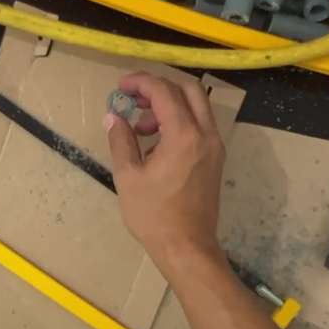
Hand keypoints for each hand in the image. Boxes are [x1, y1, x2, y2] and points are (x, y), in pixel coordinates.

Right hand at [103, 72, 227, 276]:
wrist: (186, 247)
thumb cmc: (154, 216)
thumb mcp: (128, 177)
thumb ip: (121, 141)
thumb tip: (113, 117)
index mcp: (183, 135)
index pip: (164, 91)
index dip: (140, 82)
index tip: (120, 87)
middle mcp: (205, 134)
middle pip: (188, 89)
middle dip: (159, 87)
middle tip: (134, 98)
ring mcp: (214, 147)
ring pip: (197, 106)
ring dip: (170, 105)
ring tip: (142, 128)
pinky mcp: (215, 159)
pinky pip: (199, 126)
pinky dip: (180, 122)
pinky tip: (157, 144)